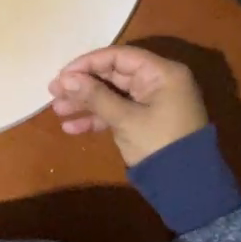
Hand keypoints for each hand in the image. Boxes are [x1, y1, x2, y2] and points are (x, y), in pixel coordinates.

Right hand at [48, 46, 208, 166]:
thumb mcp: (125, 119)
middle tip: (54, 93)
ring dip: (86, 103)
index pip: (119, 57)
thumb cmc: (158, 143)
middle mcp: (157, 82)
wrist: (186, 184)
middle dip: (83, 85)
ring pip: (112, 95)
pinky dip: (97, 118)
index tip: (62, 75)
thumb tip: (65, 79)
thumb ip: (95, 96)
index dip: (88, 63)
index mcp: (161, 73)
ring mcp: (151, 102)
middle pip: (113, 75)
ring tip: (58, 111)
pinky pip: (118, 112)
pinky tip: (72, 128)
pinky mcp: (145, 120)